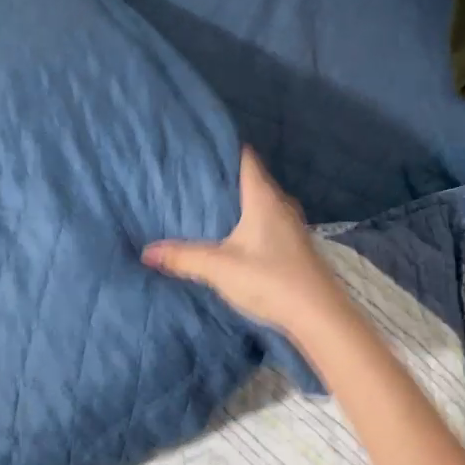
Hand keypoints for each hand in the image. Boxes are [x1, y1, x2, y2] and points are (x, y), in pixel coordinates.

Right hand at [143, 148, 349, 335]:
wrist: (319, 316)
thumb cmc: (271, 281)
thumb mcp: (219, 268)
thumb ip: (183, 257)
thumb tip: (146, 252)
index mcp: (264, 197)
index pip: (244, 158)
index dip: (223, 149)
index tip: (198, 147)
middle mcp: (281, 205)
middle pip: (252, 179)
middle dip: (225, 178)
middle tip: (193, 179)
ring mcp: (292, 226)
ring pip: (261, 203)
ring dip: (239, 203)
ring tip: (209, 206)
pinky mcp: (295, 246)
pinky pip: (267, 222)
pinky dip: (249, 222)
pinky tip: (233, 235)